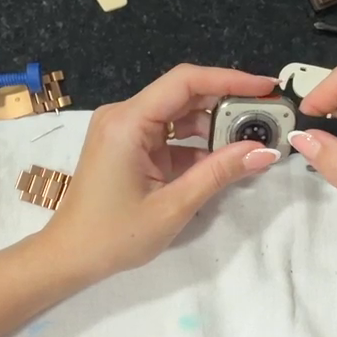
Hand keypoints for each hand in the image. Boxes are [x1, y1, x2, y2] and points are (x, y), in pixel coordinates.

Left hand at [39, 64, 281, 278]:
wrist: (69, 257)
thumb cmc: (115, 235)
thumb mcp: (173, 206)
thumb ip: (219, 173)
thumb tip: (265, 152)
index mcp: (128, 122)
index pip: (185, 82)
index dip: (229, 79)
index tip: (266, 87)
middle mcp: (124, 115)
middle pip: (184, 94)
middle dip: (227, 103)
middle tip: (267, 116)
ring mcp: (124, 129)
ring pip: (179, 114)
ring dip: (214, 125)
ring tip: (253, 139)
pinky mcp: (128, 145)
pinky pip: (169, 134)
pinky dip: (197, 144)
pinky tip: (225, 157)